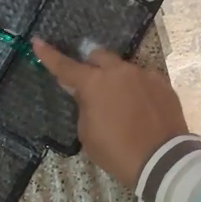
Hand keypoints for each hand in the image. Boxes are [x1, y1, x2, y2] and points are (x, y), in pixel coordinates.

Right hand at [32, 38, 190, 187]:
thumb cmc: (117, 151)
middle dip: (90, 66)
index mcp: (94, 84)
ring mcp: (143, 75)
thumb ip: (83, 106)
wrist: (163, 160)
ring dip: (116, 79)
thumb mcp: (88, 134)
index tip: (37, 41)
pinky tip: (140, 108)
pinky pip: (143, 79)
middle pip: (98, 56)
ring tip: (121, 103)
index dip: (49, 55)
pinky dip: (137, 89)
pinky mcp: (163, 83)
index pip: (65, 66)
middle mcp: (119, 71)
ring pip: (123, 68)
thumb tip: (83, 93)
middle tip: (90, 85)